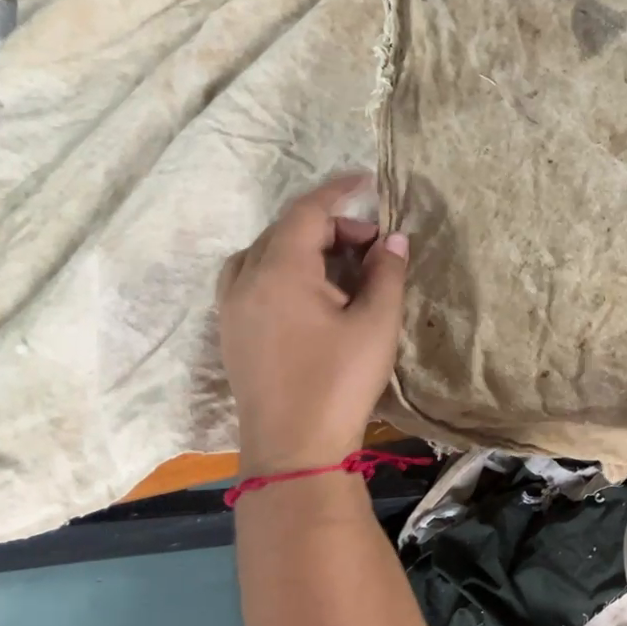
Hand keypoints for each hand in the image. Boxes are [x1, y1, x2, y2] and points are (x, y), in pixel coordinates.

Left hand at [217, 173, 408, 477]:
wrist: (293, 446)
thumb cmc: (340, 379)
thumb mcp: (377, 322)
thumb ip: (387, 273)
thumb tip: (394, 239)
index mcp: (280, 272)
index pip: (307, 212)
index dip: (339, 190)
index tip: (367, 179)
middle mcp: (246, 280)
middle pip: (286, 230)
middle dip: (332, 226)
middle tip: (375, 247)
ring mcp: (232, 307)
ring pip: (265, 252)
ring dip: (306, 246)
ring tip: (346, 267)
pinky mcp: (233, 329)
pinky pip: (253, 276)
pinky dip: (285, 266)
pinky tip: (316, 290)